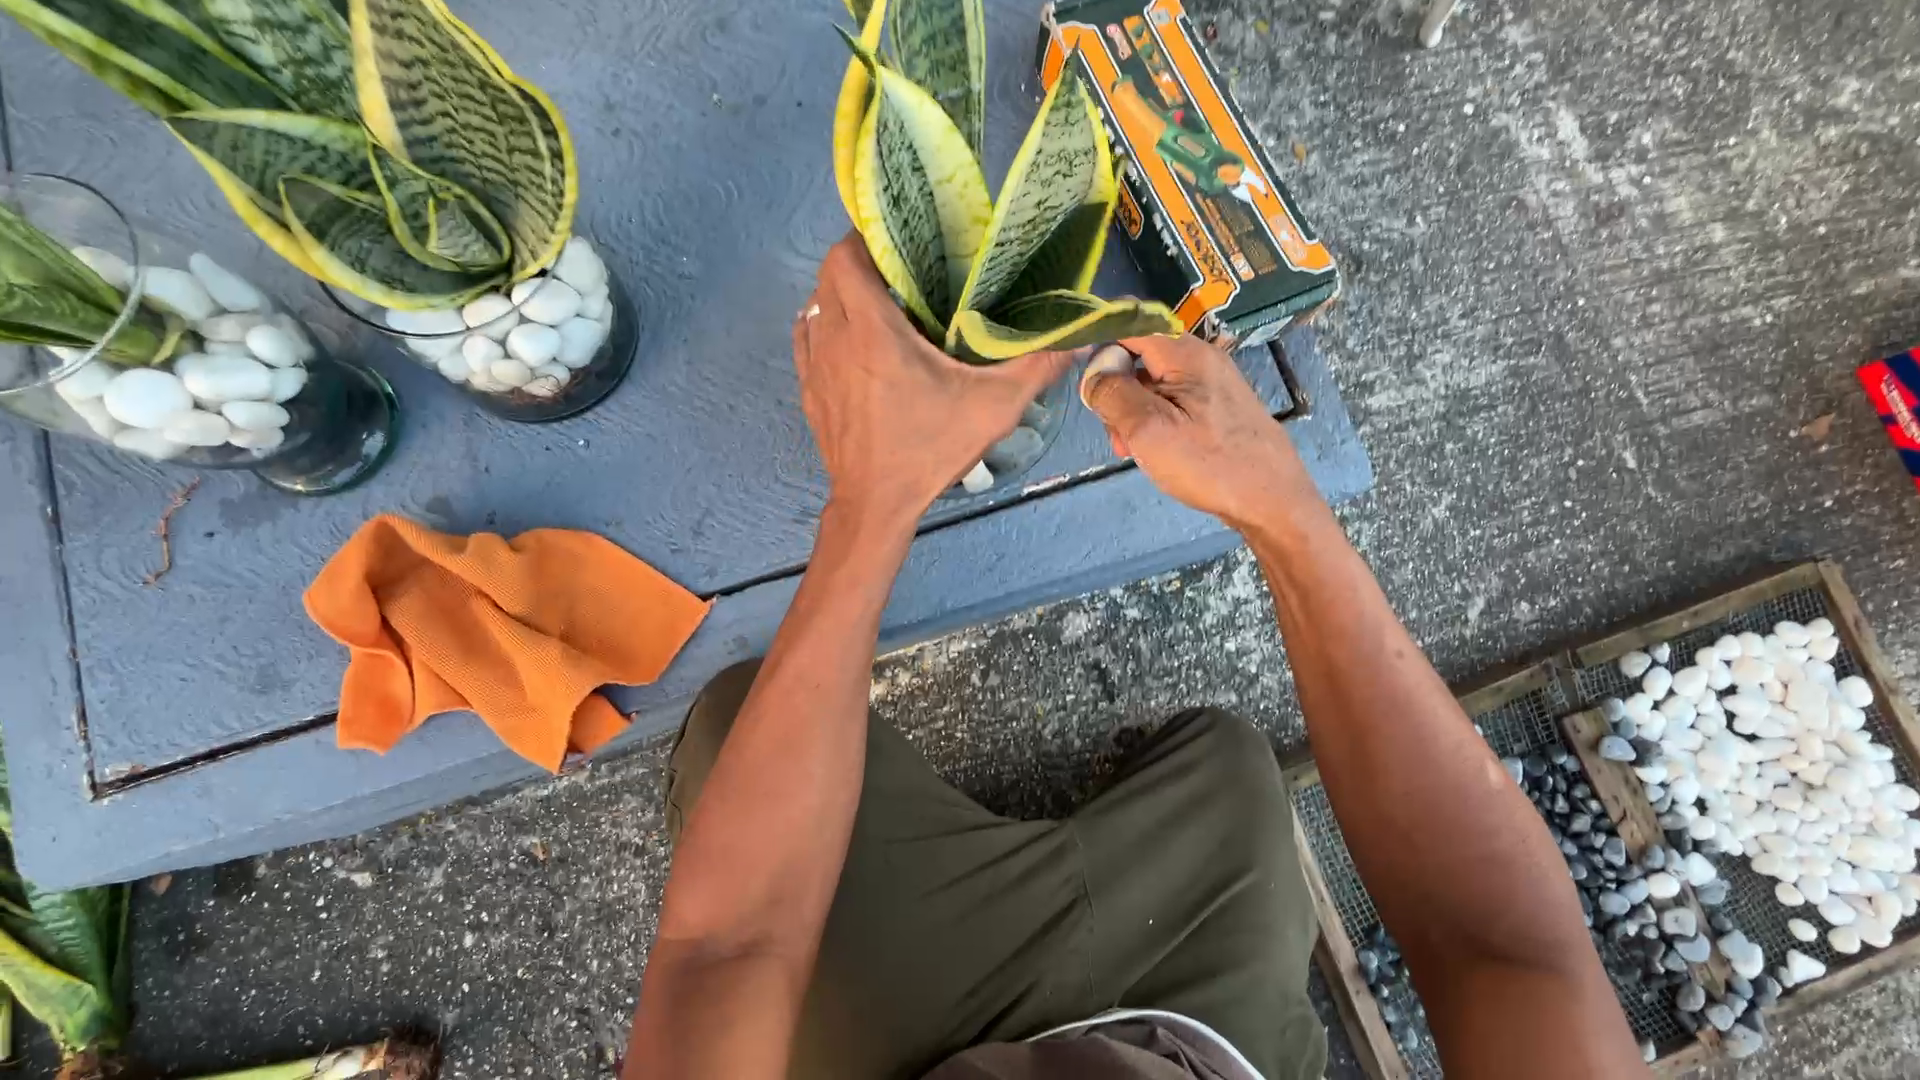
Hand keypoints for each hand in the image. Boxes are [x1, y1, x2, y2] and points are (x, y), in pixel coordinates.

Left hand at [794, 234, 1070, 528]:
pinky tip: (850, 336)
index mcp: (872, 331)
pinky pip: (806, 337)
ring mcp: (814, 365)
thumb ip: (1035, 367)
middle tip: (898, 271)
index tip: (899, 241)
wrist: (876, 504)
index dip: (865, 238)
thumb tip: (1080, 338)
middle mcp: (834, 338)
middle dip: (858, 263)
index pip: (846, 258)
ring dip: (839, 294)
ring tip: (878, 302)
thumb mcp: (992, 408)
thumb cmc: (929, 451)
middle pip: (829, 275)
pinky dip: (823, 324)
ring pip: (814, 304)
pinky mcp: (808, 390)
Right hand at [1081, 334, 1315, 530]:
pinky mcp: (1217, 406)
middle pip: (1139, 355)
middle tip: (1116, 434)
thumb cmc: (1210, 464)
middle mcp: (1200, 358)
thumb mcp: (1149, 430)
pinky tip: (1155, 450)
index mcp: (1185, 354)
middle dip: (1115, 388)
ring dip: (1132, 411)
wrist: (1272, 501)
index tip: (1086, 381)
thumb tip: (1094, 375)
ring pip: (1153, 381)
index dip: (1099, 342)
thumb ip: (1113, 395)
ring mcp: (1211, 382)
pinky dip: (1154, 420)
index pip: (1129, 322)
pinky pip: (1172, 400)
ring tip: (1134, 450)